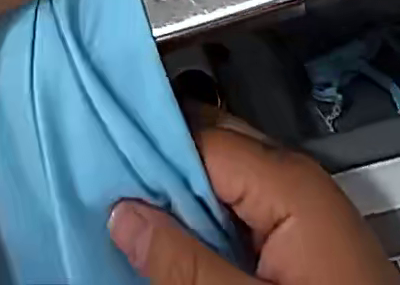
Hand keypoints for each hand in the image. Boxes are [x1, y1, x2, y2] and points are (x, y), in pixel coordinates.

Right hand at [108, 111, 399, 284]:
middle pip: (207, 143)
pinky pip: (235, 207)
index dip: (147, 148)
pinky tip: (174, 240)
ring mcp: (295, 206)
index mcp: (286, 179)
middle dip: (159, 164)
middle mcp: (291, 177)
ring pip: (217, 176)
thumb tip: (123, 213)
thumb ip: (183, 263)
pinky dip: (202, 218)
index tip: (102, 160)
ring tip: (132, 214)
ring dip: (177, 195)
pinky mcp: (297, 237)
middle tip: (110, 184)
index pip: (196, 135)